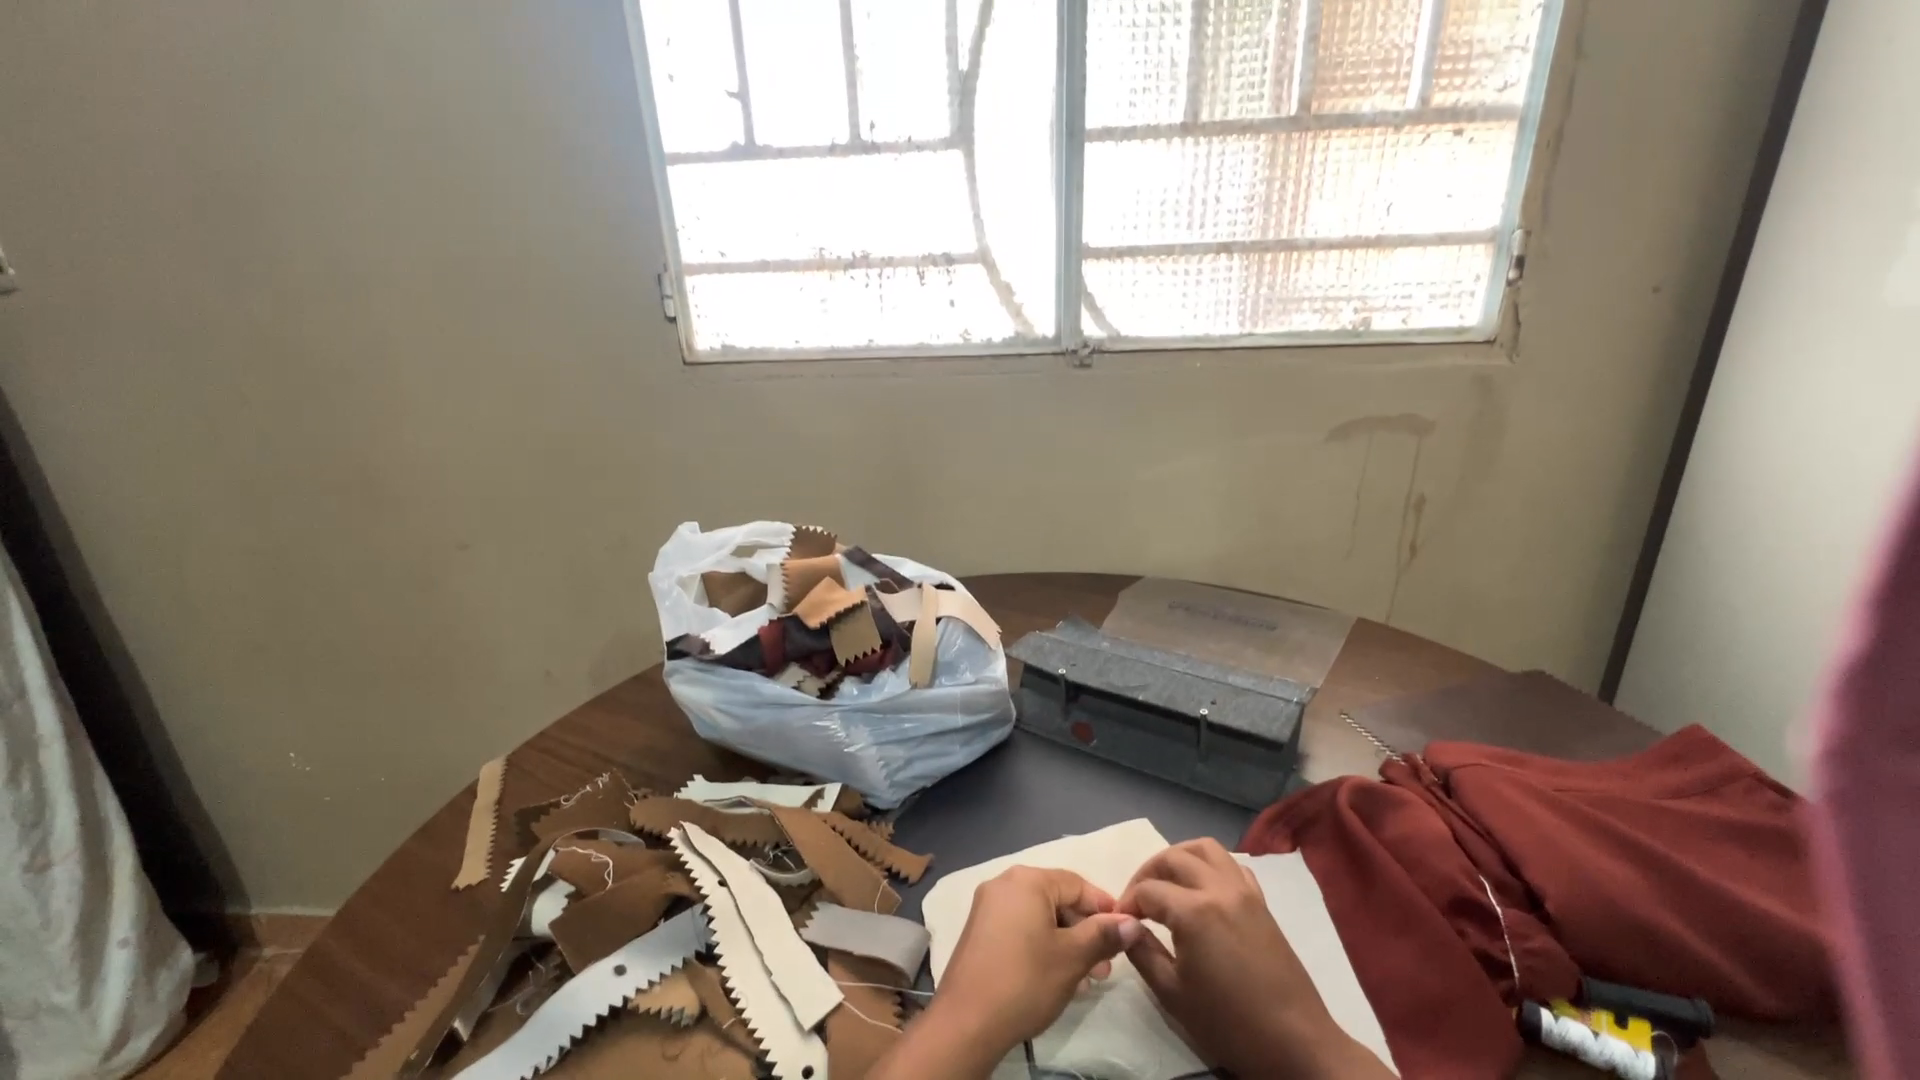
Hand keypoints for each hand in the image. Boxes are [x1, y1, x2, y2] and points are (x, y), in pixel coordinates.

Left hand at [938, 866, 1144, 1044]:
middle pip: (1057, 900)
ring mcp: (987, 908)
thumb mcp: (1073, 958)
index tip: (1124, 935)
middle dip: (1085, 932)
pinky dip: (1043, 946)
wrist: (967, 1022)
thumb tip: (1132, 922)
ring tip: (1086, 979)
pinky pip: (1021, 929)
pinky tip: (1058, 977)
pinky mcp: (979, 932)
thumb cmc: (1025, 980)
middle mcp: (1004, 885)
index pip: (1077, 884)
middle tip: (1105, 968)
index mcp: (1026, 880)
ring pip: (1040, 918)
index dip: (1104, 908)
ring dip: (1067, 943)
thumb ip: (1104, 935)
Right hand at [1118, 839, 1390, 1079]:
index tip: (1119, 922)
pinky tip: (1202, 891)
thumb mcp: (1172, 994)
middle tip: (1136, 901)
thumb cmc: (1229, 1023)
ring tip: (1165, 884)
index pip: (1147, 890)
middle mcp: (1219, 889)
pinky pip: (1232, 866)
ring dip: (1179, 858)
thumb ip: (1143, 952)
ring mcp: (1245, 892)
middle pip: (1173, 858)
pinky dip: (1210, 867)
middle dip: (1146, 873)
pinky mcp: (1262, 902)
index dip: (1127, 903)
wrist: (1294, 1041)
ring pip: (1206, 849)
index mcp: (1194, 911)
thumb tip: (1126, 927)